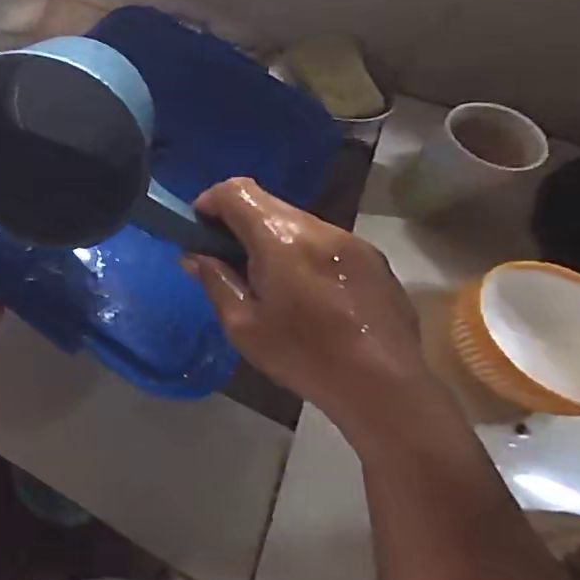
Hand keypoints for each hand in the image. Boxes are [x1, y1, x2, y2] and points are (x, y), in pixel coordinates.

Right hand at [183, 178, 440, 435]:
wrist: (385, 387)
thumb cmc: (304, 357)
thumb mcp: (243, 325)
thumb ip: (216, 281)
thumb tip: (194, 256)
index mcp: (281, 241)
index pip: (236, 191)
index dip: (209, 202)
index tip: (198, 230)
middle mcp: (318, 229)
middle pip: (266, 202)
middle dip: (237, 221)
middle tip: (225, 258)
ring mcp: (351, 241)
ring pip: (296, 220)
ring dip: (270, 236)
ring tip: (266, 279)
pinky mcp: (372, 258)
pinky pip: (322, 240)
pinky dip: (300, 251)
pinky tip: (304, 291)